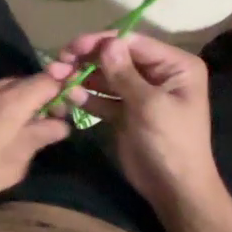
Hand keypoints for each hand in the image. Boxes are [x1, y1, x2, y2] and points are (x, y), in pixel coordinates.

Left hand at [0, 75, 71, 223]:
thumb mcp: (10, 166)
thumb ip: (36, 140)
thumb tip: (59, 124)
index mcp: (10, 101)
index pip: (48, 80)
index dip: (63, 89)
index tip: (69, 106)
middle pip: (23, 83)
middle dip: (37, 99)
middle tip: (43, 124)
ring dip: (11, 104)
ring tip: (11, 132)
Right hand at [48, 33, 219, 208]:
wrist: (174, 189)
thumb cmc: (171, 143)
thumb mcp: (149, 106)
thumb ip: (125, 74)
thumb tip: (107, 42)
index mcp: (175, 66)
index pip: (134, 43)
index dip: (102, 42)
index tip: (73, 46)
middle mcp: (158, 74)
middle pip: (117, 58)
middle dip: (88, 59)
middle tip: (59, 61)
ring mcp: (140, 94)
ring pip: (106, 77)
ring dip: (82, 76)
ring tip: (55, 77)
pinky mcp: (124, 113)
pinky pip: (102, 98)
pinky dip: (86, 96)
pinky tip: (68, 96)